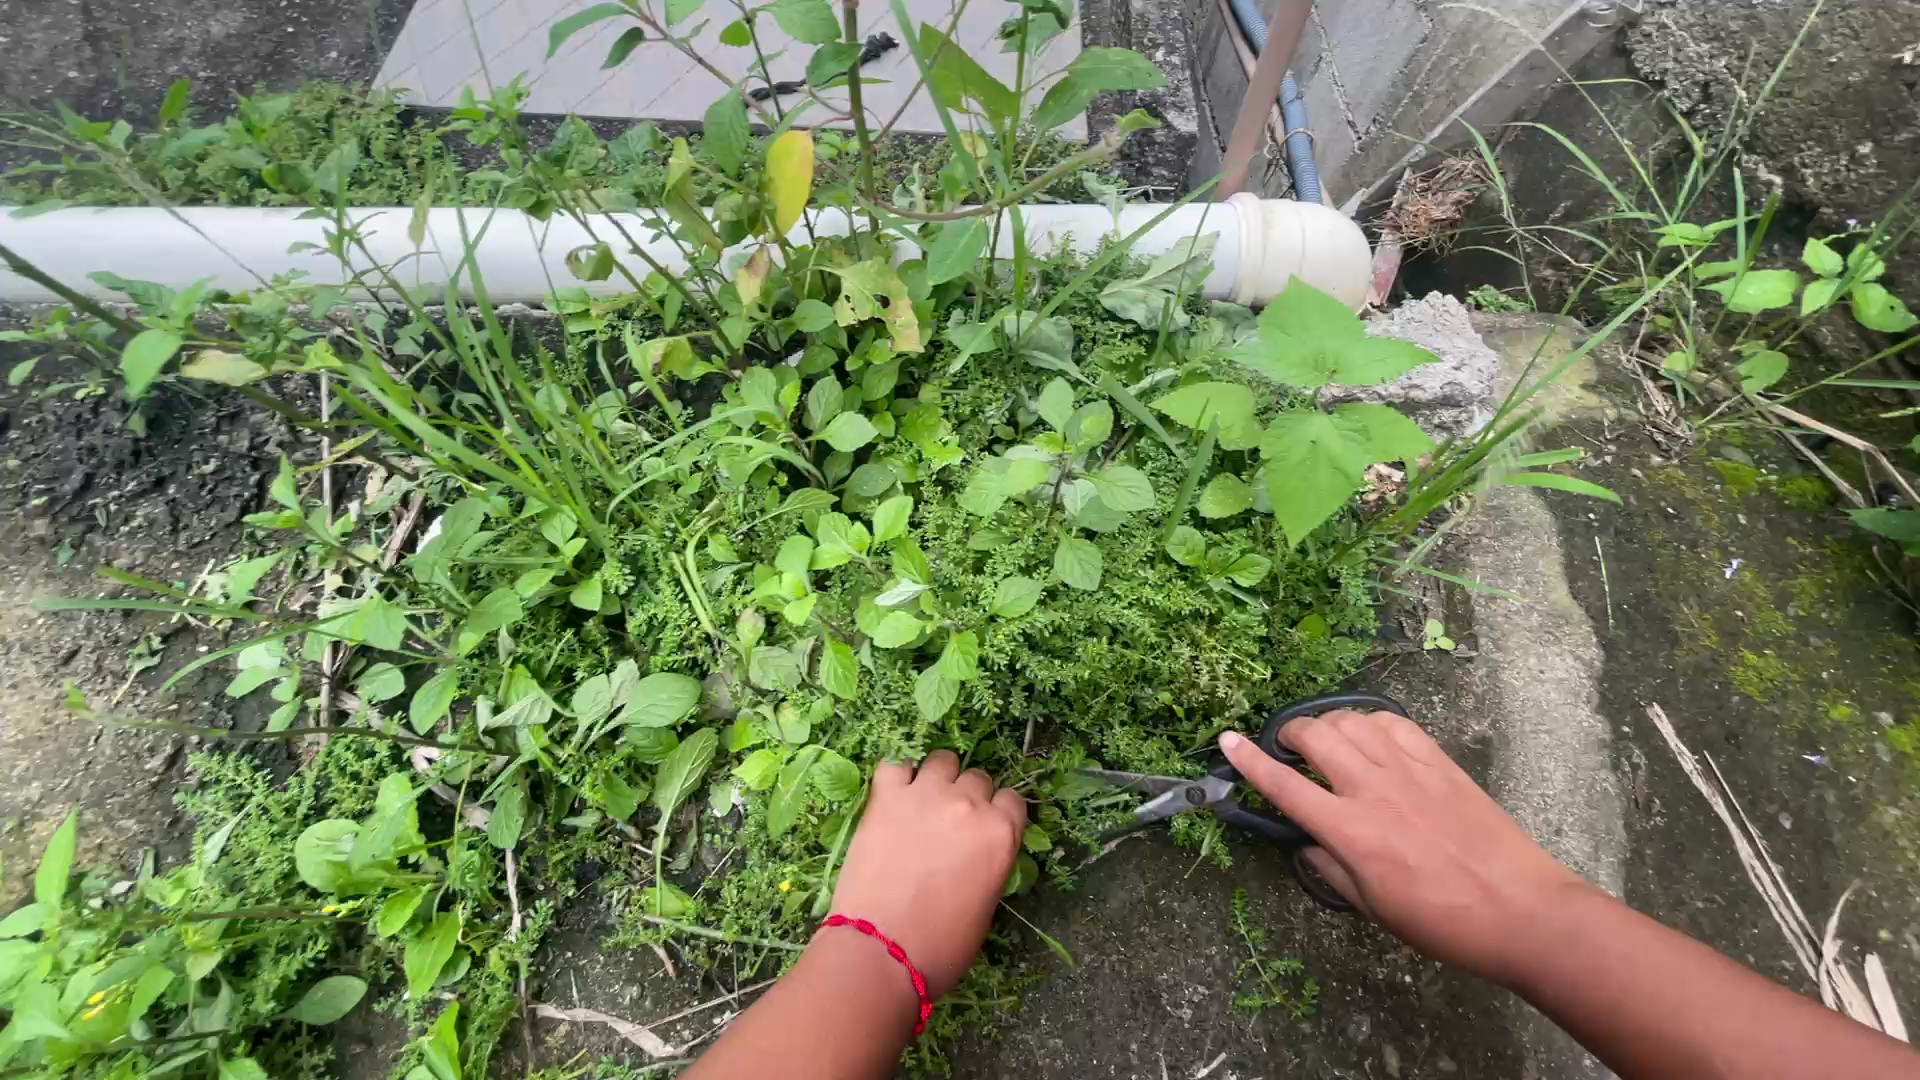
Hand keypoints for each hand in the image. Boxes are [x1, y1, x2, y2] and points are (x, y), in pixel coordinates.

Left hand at [825, 750, 1026, 997]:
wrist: (880, 952)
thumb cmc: (940, 947)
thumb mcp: (985, 906)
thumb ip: (989, 862)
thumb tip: (977, 851)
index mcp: (1000, 833)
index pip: (1013, 800)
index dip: (1000, 813)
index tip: (986, 827)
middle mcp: (968, 804)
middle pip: (978, 778)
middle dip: (969, 796)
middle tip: (952, 822)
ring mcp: (926, 794)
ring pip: (942, 760)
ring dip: (938, 776)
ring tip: (924, 799)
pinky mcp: (887, 795)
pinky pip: (896, 765)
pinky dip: (897, 774)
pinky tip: (895, 793)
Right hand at [1219, 710, 1586, 983]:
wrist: (1525, 913)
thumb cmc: (1442, 921)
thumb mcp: (1371, 906)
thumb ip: (1328, 867)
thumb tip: (1305, 843)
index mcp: (1350, 832)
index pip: (1284, 786)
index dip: (1249, 760)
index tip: (1227, 739)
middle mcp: (1371, 790)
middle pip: (1314, 736)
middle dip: (1289, 733)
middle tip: (1288, 746)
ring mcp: (1408, 770)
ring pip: (1350, 720)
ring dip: (1328, 723)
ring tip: (1328, 740)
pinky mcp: (1439, 762)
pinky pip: (1393, 722)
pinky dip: (1370, 721)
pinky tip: (1370, 736)